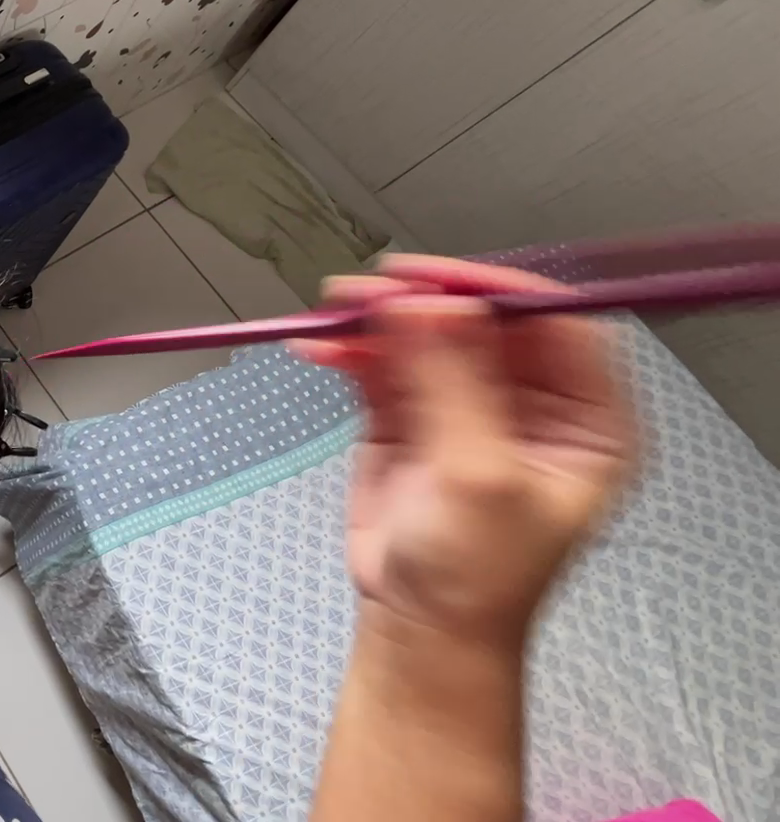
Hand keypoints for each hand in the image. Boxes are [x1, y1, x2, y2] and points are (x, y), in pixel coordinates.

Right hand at [293, 255, 637, 647]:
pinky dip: (345, 353)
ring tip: (328, 311)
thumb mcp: (478, 473)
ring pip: (418, 341)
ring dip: (373, 323)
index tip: (429, 278)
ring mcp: (457, 407)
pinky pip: (376, 368)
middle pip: (474, 327)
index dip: (494, 293)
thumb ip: (455, 384)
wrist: (417, 616)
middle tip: (364, 290)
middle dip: (419, 303)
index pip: (552, 327)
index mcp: (580, 419)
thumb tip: (428, 305)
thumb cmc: (475, 566)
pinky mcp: (403, 418)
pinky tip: (314, 348)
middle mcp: (522, 404)